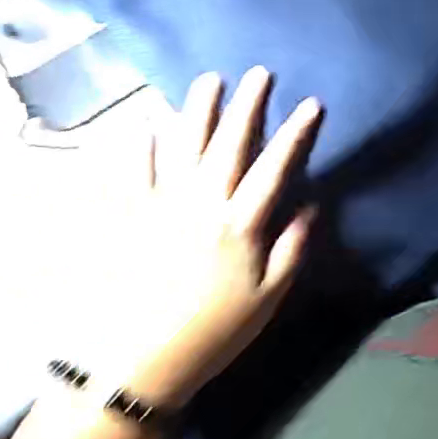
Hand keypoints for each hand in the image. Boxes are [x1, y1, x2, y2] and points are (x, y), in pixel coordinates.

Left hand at [113, 67, 320, 409]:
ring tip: (210, 81)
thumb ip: (292, 248)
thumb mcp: (268, 297)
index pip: (275, 167)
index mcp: (240, 224)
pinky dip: (138, 144)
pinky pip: (131, 171)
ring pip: (182, 146)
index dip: (295, 134)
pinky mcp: (125, 218)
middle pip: (229, 144)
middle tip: (260, 74)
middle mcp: (202, 204)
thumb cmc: (213, 332)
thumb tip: (311, 206)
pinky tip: (145, 123)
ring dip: (198, 110)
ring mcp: (159, 206)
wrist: (135, 364)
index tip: (311, 105)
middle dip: (248, 106)